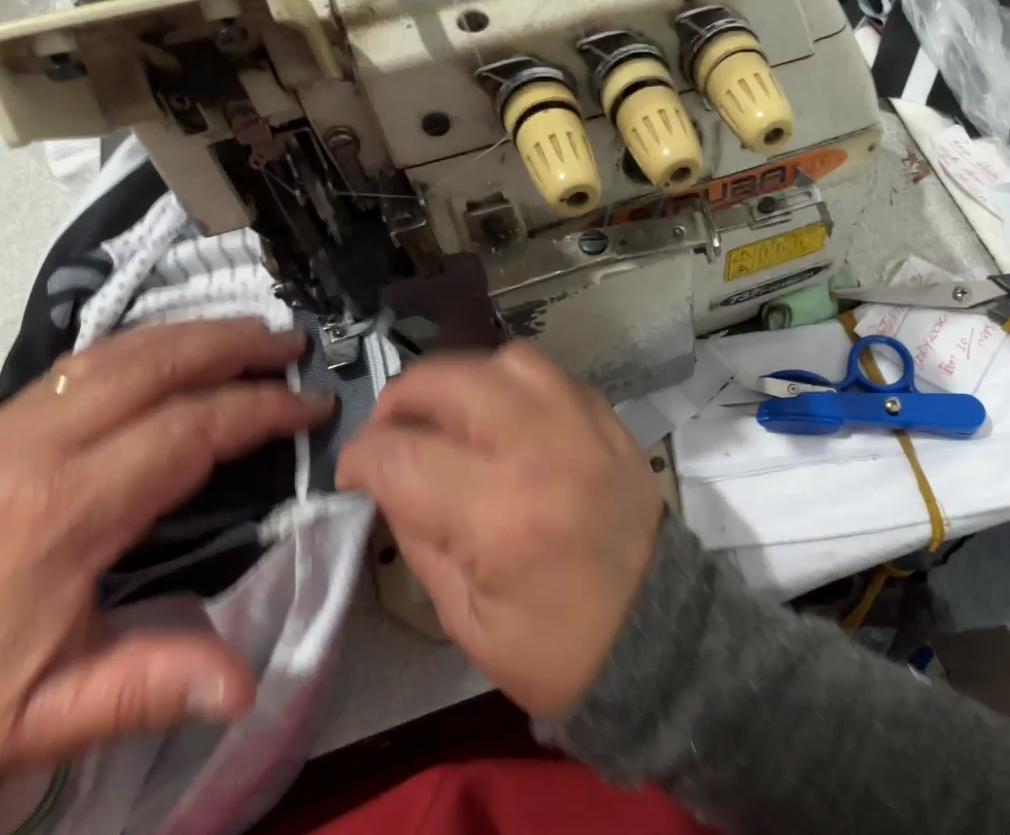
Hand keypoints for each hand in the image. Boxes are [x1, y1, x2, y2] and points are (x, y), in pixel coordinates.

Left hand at [0, 319, 332, 785]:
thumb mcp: (52, 717)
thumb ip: (152, 688)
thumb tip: (245, 686)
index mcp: (59, 514)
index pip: (184, 431)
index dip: (260, 411)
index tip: (314, 406)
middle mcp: (29, 451)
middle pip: (149, 367)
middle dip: (232, 346)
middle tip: (294, 343)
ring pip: (111, 355)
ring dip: (189, 335)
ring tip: (250, 333)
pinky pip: (78, 368)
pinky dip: (141, 347)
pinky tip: (173, 353)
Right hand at [334, 343, 661, 718]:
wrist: (657, 634)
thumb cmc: (557, 648)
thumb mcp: (465, 617)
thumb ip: (418, 537)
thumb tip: (387, 481)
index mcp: (500, 514)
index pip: (402, 455)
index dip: (359, 459)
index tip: (352, 474)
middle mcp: (543, 452)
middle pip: (450, 380)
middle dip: (400, 400)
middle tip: (390, 433)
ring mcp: (585, 428)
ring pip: (505, 361)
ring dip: (460, 381)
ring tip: (445, 417)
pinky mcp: (611, 423)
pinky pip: (552, 375)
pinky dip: (512, 385)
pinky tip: (500, 418)